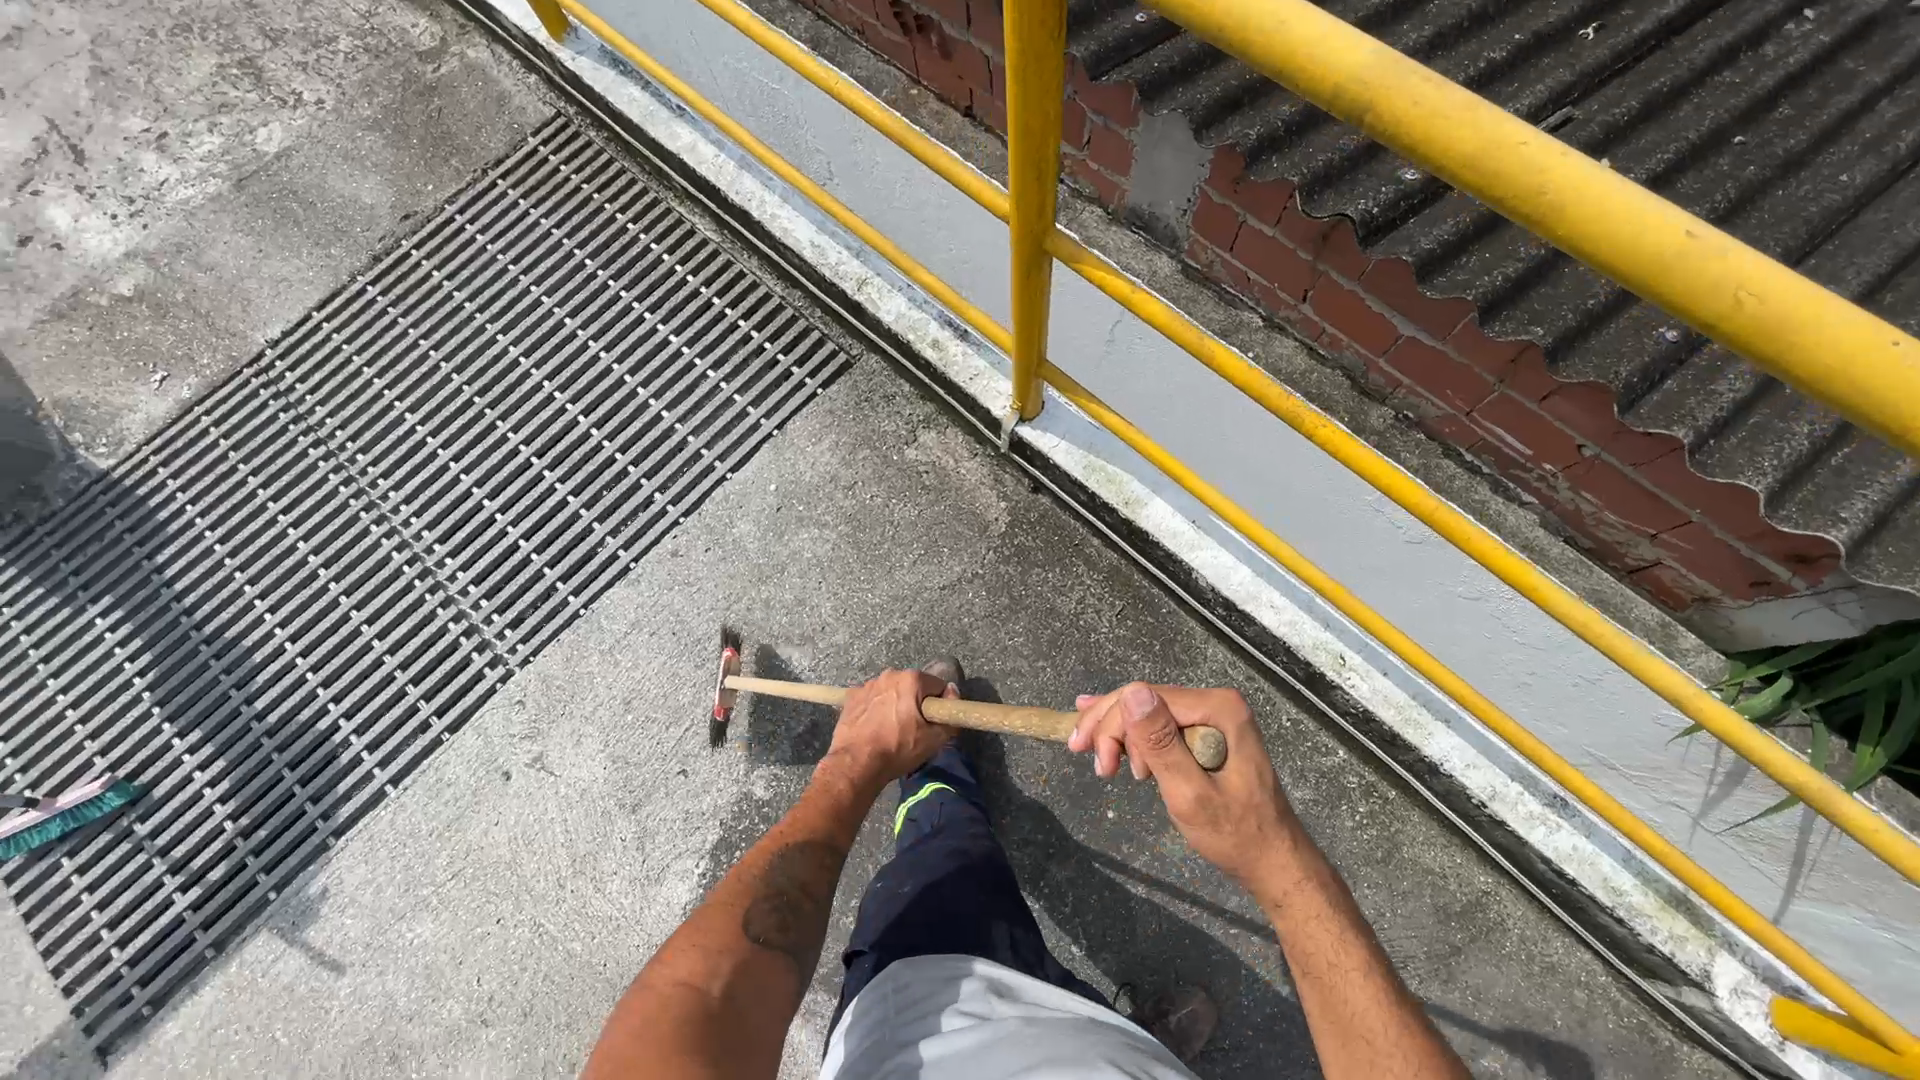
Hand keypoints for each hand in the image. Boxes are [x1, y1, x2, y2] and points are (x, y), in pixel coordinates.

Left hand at [822, 669, 955, 789]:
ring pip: (891, 692)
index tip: (934, 723)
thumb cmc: (898, 749)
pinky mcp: (851, 697)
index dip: (940, 706)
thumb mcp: (934, 739)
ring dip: (895, 704)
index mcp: (911, 679)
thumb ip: (950, 715)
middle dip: (916, 703)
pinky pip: (872, 699)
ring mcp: (868, 684)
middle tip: (914, 729)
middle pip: (913, 687)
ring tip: (891, 730)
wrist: (856, 763)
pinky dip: (876, 708)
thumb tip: (952, 694)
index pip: (937, 687)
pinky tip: (874, 727)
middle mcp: (889, 675)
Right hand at [1070, 683, 1303, 890]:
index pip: (1145, 697)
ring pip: (1148, 712)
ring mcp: (1213, 718)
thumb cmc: (1235, 834)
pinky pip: (1161, 726)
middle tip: (1086, 759)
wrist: (1274, 862)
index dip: (1112, 724)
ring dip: (1119, 735)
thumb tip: (1131, 693)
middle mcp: (1216, 703)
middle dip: (1109, 727)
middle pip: (1144, 699)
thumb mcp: (1190, 793)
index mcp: (1218, 708)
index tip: (1097, 764)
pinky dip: (1135, 737)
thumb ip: (1161, 743)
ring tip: (1105, 766)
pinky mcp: (1207, 734)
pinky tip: (1108, 735)